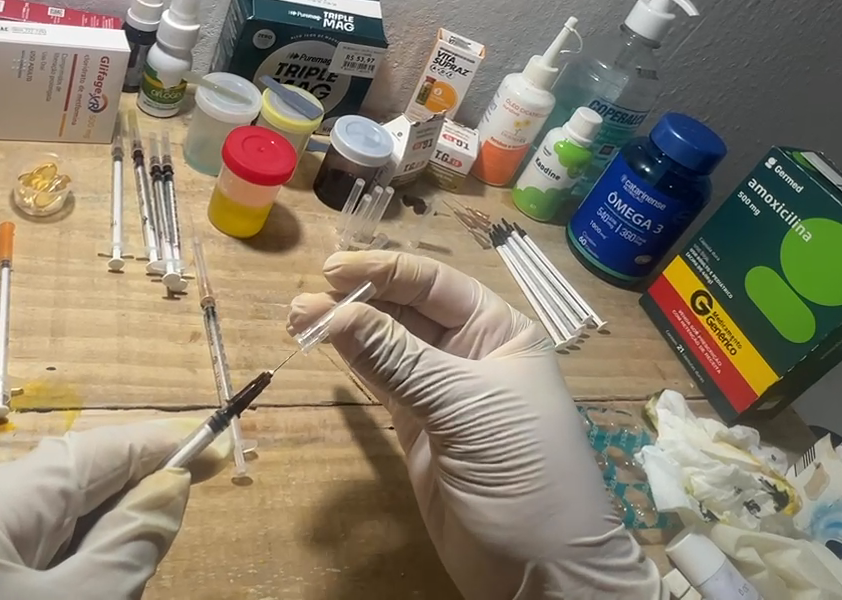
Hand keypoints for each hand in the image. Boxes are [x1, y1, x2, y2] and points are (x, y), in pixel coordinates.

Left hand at [0, 419, 214, 599]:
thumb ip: (126, 547)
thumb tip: (171, 486)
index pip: (93, 451)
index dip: (157, 445)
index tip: (212, 442)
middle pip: (64, 488)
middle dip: (120, 510)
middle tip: (157, 553)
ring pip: (37, 530)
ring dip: (86, 553)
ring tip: (110, 587)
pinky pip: (5, 564)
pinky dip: (49, 578)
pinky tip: (71, 594)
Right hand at [290, 251, 659, 599]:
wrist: (544, 576)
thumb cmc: (525, 472)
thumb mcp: (466, 407)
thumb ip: (399, 359)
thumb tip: (336, 314)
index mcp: (498, 329)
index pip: (434, 284)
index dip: (384, 272)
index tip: (333, 271)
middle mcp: (469, 349)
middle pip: (405, 309)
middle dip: (358, 301)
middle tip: (305, 303)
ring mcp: (441, 389)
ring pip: (387, 344)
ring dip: (346, 329)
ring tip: (298, 318)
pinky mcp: (418, 424)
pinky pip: (381, 380)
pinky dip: (353, 362)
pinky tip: (326, 344)